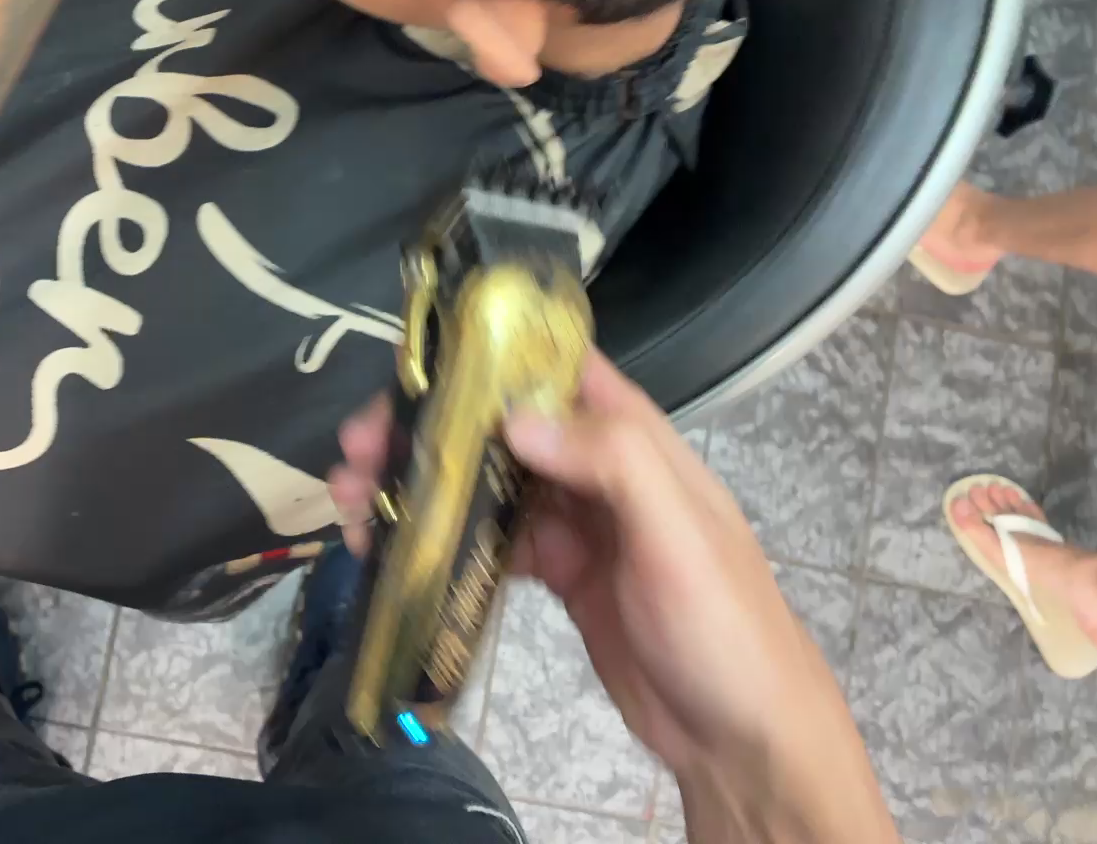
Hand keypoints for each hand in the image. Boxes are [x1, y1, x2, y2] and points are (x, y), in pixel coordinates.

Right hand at [331, 352, 895, 840]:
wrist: (740, 741)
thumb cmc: (723, 625)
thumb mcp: (680, 535)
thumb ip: (611, 460)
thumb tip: (513, 419)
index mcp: (627, 435)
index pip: (550, 367)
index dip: (482, 356)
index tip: (415, 367)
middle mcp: (589, 463)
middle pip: (494, 424)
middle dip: (424, 429)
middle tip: (360, 446)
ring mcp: (565, 516)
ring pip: (479, 480)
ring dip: (418, 484)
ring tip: (356, 498)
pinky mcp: (547, 565)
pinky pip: (482, 537)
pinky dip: (435, 538)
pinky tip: (391, 545)